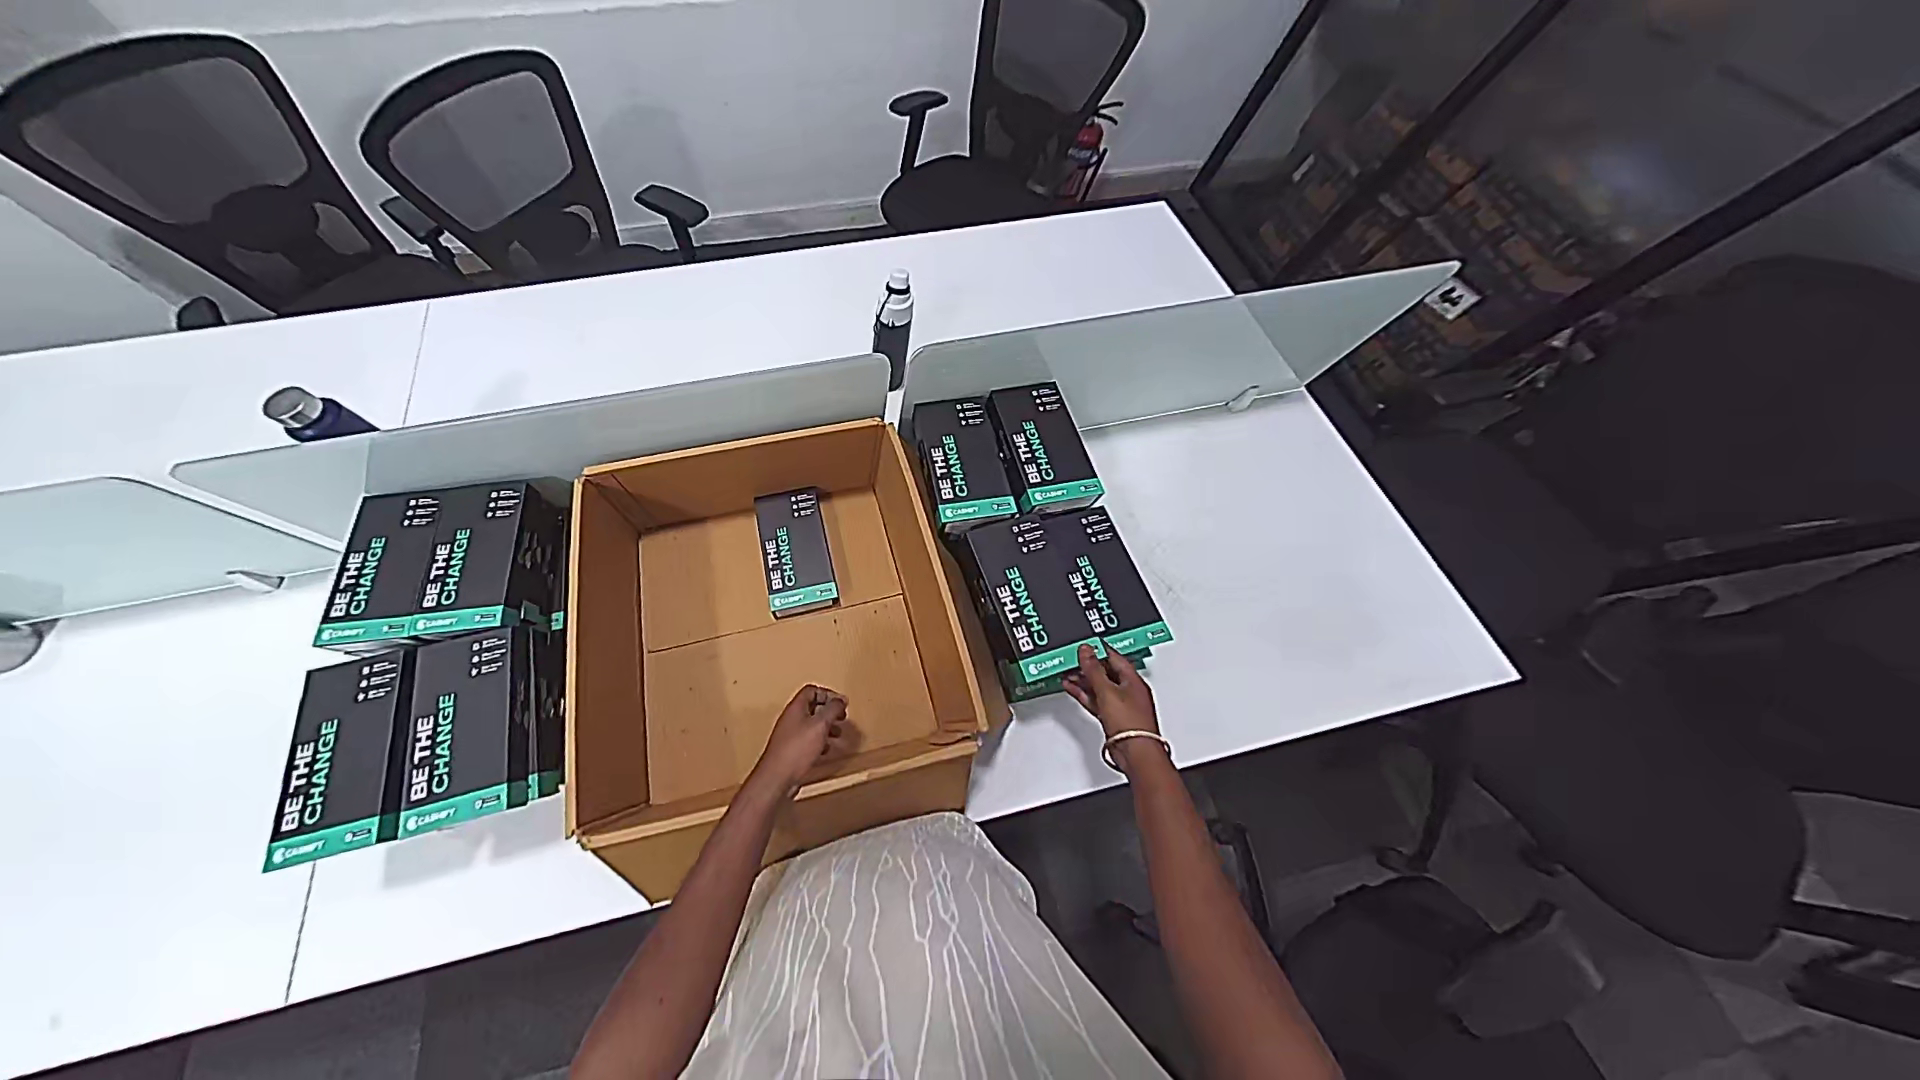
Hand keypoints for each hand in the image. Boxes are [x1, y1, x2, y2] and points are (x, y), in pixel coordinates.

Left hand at [748, 685, 853, 797]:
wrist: (776, 778)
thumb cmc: (797, 750)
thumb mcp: (820, 725)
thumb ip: (832, 709)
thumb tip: (841, 700)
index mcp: (795, 708)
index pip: (811, 691)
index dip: (828, 694)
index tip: (840, 703)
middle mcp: (790, 719)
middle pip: (812, 707)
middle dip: (829, 711)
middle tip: (841, 717)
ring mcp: (788, 735)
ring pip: (810, 725)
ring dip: (826, 727)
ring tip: (837, 734)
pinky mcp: (789, 751)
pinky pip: (807, 741)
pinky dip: (819, 742)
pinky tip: (824, 751)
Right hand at [1062, 645, 1164, 769]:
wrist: (1135, 753)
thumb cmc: (1132, 724)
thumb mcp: (1107, 691)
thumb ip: (1094, 670)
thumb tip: (1087, 651)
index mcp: (1133, 680)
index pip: (1114, 658)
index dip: (1099, 650)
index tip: (1085, 645)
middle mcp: (1128, 691)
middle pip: (1105, 672)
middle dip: (1088, 666)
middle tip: (1072, 659)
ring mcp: (1120, 705)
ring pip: (1099, 687)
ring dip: (1083, 680)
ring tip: (1068, 673)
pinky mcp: (1113, 717)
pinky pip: (1096, 700)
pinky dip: (1084, 694)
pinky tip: (1073, 689)